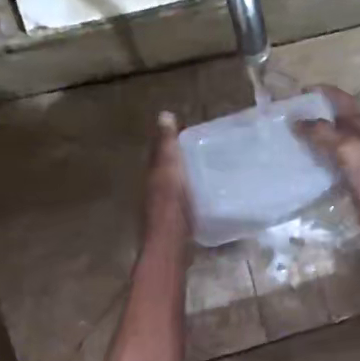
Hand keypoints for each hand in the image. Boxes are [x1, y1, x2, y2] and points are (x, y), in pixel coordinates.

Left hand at [143, 111, 191, 244]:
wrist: (170, 245)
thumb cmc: (171, 204)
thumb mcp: (170, 169)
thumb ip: (166, 146)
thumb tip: (164, 115)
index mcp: (153, 177)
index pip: (160, 155)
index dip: (171, 145)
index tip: (190, 136)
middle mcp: (153, 193)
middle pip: (165, 174)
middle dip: (179, 165)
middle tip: (203, 156)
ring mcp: (161, 212)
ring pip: (173, 191)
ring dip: (185, 183)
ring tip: (207, 177)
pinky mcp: (173, 227)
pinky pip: (182, 207)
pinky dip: (190, 200)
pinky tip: (204, 201)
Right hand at [295, 86, 359, 235]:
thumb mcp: (345, 147)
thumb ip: (321, 132)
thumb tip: (296, 121)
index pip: (342, 100)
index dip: (324, 92)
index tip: (301, 92)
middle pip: (335, 119)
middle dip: (315, 114)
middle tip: (290, 115)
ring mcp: (356, 157)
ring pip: (331, 140)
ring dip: (313, 136)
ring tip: (290, 136)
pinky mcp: (350, 175)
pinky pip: (329, 161)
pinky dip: (315, 158)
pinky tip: (300, 161)